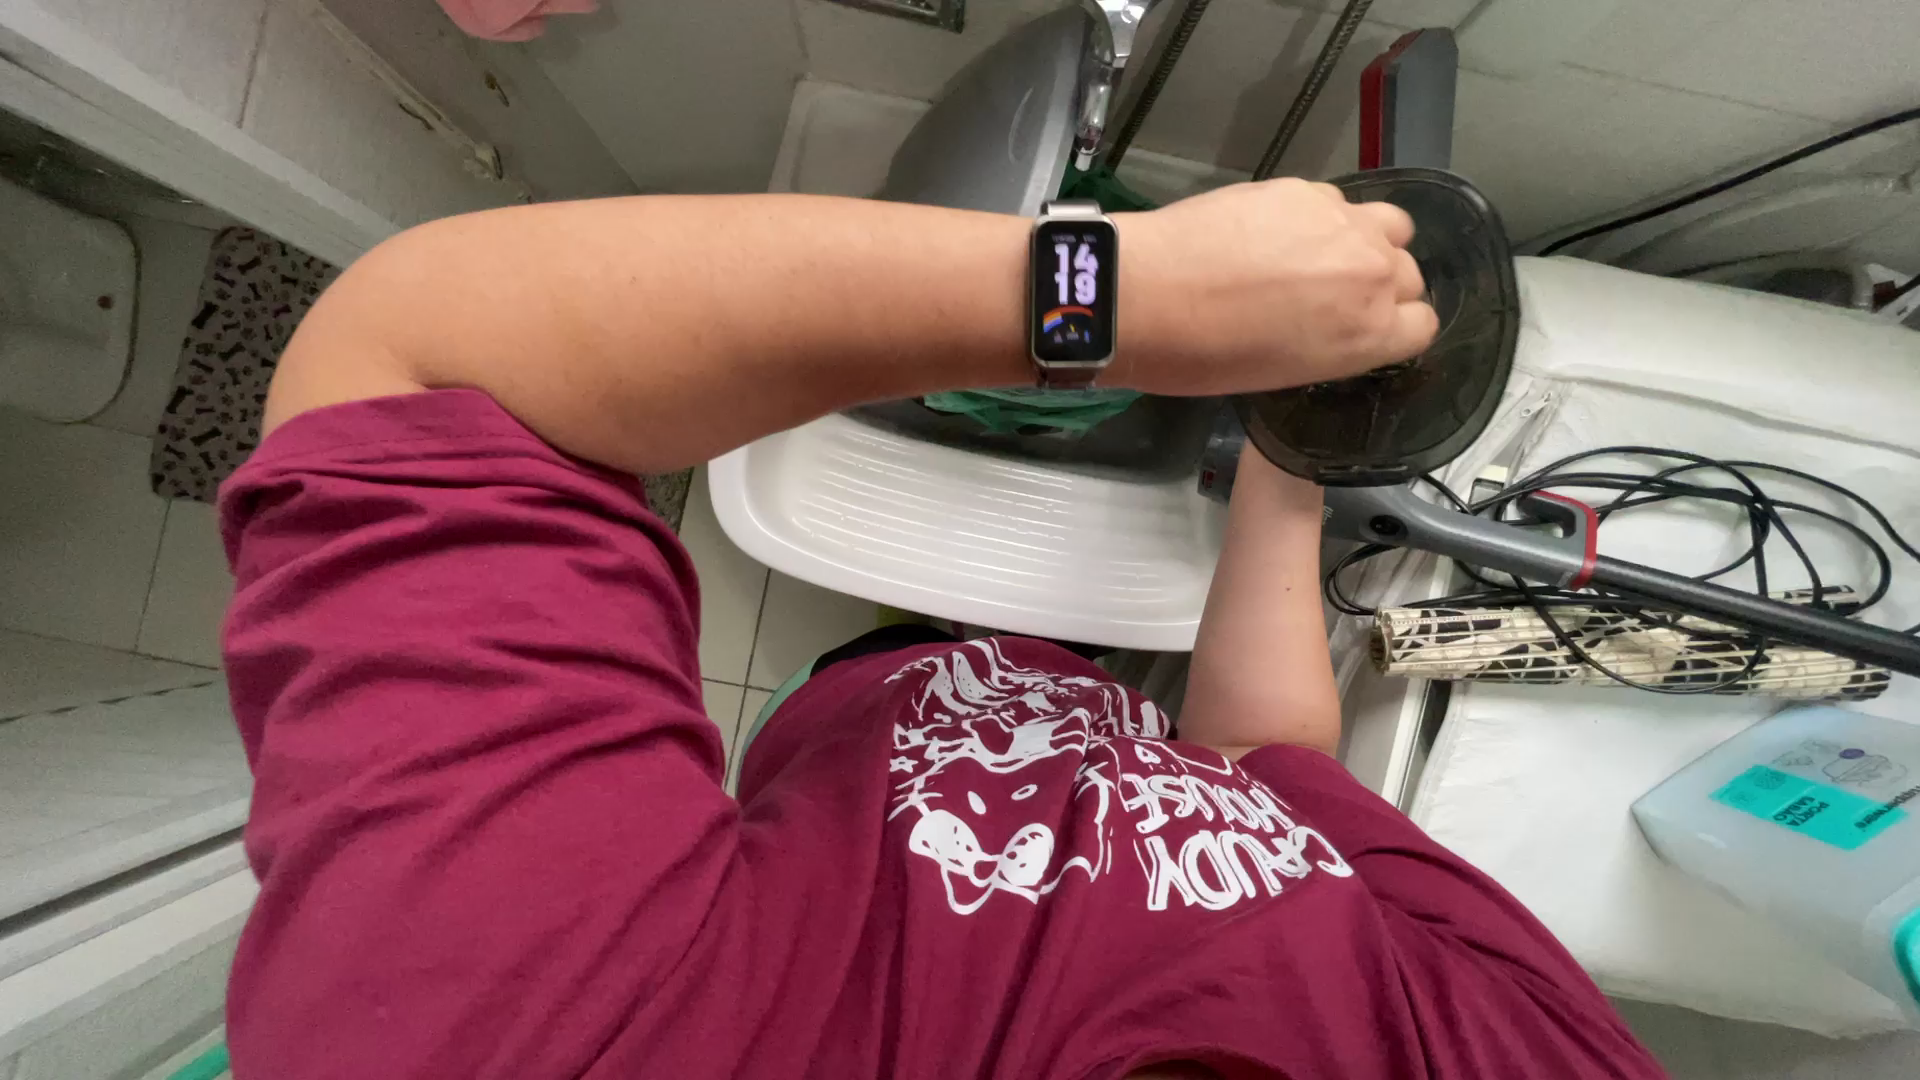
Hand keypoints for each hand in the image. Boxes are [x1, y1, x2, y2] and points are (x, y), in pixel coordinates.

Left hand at [1110, 177, 1437, 395]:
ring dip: (1365, 243)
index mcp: (1367, 334)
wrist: (1145, 294)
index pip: (1419, 327)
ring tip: (1317, 260)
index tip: (1357, 332)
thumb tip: (1324, 326)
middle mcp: (1372, 274)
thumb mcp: (1272, 373)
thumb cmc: (1196, 357)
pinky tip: (1274, 233)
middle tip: (1327, 300)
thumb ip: (1323, 346)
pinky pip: (1335, 203)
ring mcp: (1342, 222)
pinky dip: (1319, 219)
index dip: (1390, 331)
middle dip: (1378, 289)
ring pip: (1389, 227)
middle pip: (1408, 275)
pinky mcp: (1304, 188)